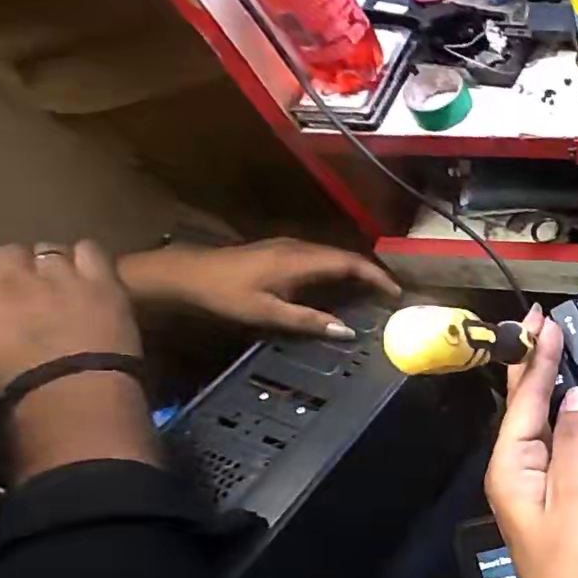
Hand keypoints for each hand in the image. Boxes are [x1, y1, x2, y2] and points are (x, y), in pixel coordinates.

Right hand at [0, 242, 140, 395]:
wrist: (76, 381)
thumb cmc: (13, 376)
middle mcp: (14, 279)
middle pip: (6, 252)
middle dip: (13, 264)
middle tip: (28, 283)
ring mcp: (60, 277)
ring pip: (48, 250)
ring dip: (50, 261)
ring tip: (60, 278)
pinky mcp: (100, 281)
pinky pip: (91, 250)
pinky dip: (88, 255)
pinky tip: (89, 270)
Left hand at [117, 238, 402, 338]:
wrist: (180, 274)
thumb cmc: (223, 294)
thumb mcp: (267, 312)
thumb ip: (309, 321)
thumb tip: (348, 331)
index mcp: (302, 260)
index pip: (352, 264)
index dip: (378, 277)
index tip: (397, 294)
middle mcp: (301, 247)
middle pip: (348, 257)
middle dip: (373, 274)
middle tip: (390, 294)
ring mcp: (290, 246)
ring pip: (335, 255)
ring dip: (356, 271)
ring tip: (372, 290)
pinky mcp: (280, 250)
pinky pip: (322, 257)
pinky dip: (339, 269)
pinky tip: (339, 283)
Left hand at [488, 306, 577, 577]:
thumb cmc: (577, 562)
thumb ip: (574, 441)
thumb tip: (576, 394)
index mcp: (513, 466)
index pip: (525, 399)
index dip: (537, 358)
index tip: (547, 320)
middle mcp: (517, 469)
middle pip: (523, 405)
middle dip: (533, 363)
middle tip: (546, 323)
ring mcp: (536, 482)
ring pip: (540, 420)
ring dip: (549, 383)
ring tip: (559, 349)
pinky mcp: (557, 492)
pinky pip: (557, 438)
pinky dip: (566, 412)